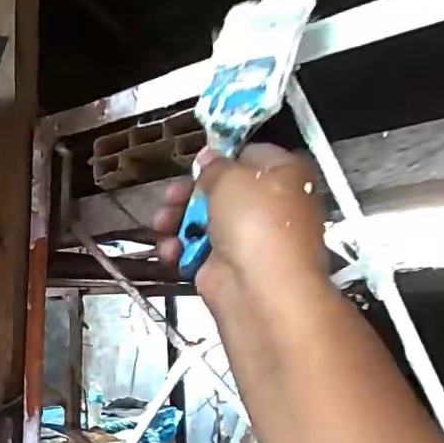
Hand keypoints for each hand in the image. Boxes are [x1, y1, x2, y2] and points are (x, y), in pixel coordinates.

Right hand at [152, 144, 329, 300]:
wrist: (257, 285)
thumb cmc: (255, 221)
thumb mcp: (231, 178)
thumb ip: (215, 167)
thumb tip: (208, 157)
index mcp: (282, 176)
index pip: (249, 157)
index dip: (220, 160)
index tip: (195, 166)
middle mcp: (265, 206)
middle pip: (218, 192)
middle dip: (187, 195)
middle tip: (169, 197)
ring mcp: (243, 238)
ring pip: (201, 222)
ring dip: (176, 222)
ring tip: (161, 224)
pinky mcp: (221, 265)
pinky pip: (194, 250)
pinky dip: (179, 249)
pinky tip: (169, 250)